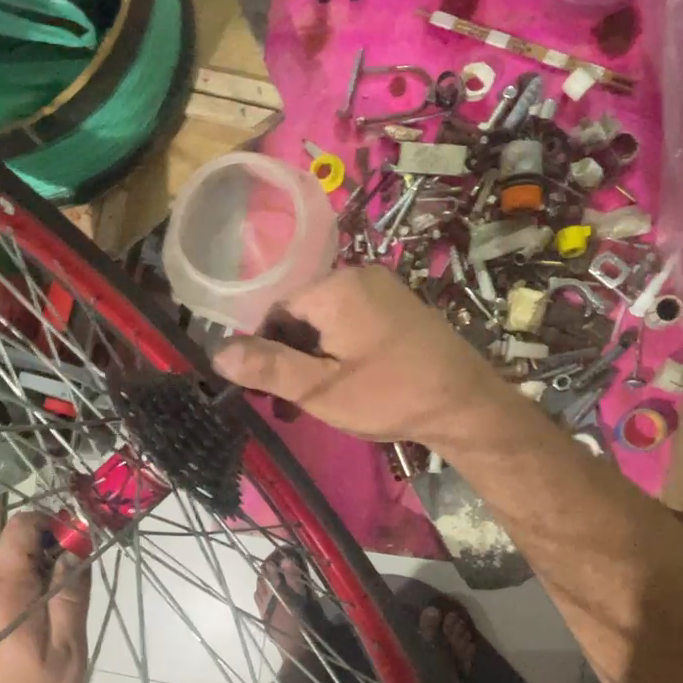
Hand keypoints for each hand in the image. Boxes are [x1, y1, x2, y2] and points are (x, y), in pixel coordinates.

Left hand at [0, 513, 90, 682]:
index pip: (22, 525)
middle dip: (49, 552)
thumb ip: (72, 595)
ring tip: (56, 610)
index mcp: (4, 584)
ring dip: (38, 572)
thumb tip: (77, 549)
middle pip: (18, 542)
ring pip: (11, 561)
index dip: (53, 525)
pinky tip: (36, 620)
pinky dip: (23, 586)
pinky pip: (1, 580)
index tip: (77, 548)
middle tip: (73, 587)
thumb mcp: (66, 647)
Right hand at [210, 266, 524, 452]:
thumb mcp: (320, 388)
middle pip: (302, 315)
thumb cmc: (388, 396)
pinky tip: (344, 387)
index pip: (276, 311)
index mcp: (335, 287)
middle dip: (290, 360)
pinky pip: (353, 324)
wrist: (466, 405)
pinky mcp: (401, 309)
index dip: (265, 353)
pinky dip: (340, 353)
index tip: (267, 392)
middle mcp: (359, 276)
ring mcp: (384, 290)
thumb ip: (268, 367)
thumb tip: (217, 351)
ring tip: (315, 404)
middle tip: (289, 406)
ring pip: (327, 323)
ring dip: (314, 361)